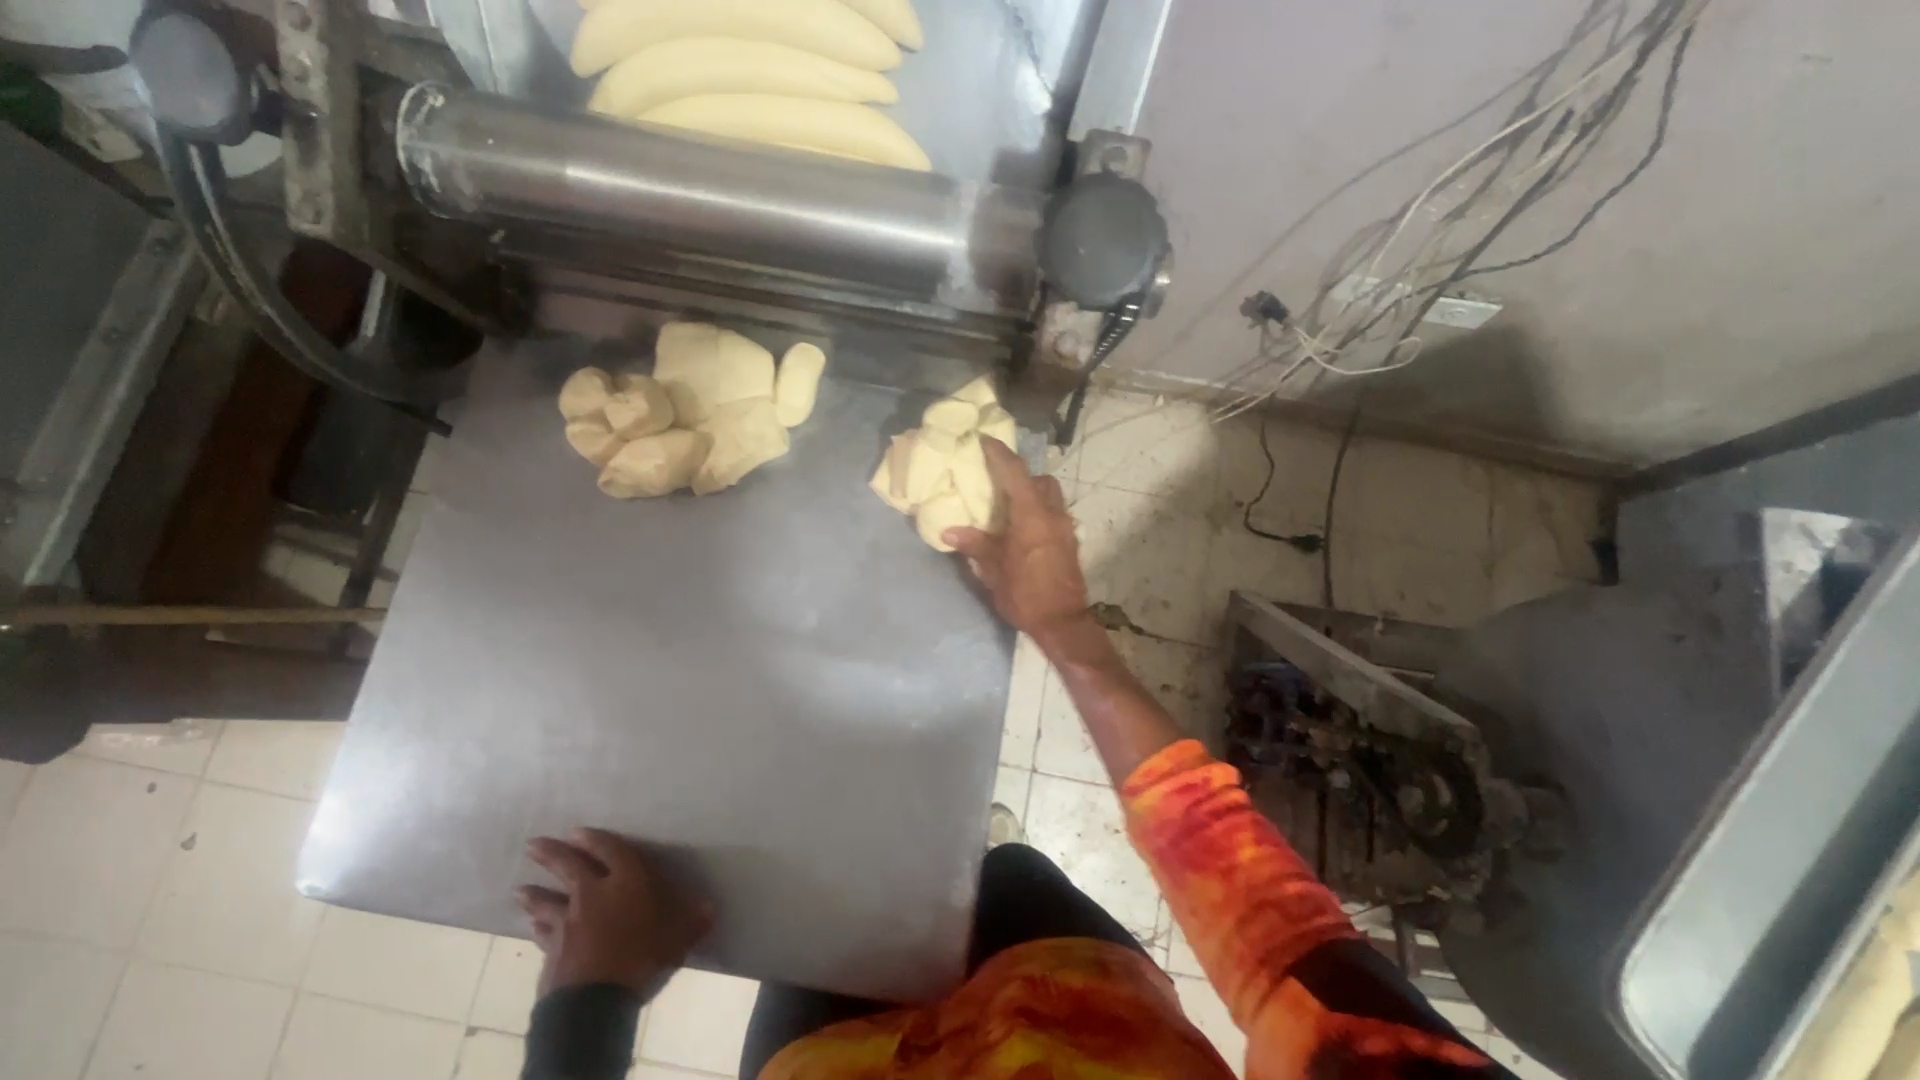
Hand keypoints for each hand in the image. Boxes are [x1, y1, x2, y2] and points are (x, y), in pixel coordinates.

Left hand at [518, 828, 711, 997]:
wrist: (596, 996)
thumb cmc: (643, 955)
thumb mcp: (680, 935)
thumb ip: (694, 919)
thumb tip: (710, 907)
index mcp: (627, 881)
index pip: (610, 850)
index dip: (596, 840)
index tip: (578, 831)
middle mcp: (593, 893)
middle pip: (569, 867)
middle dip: (551, 854)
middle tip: (532, 844)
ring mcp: (568, 921)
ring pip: (546, 901)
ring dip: (534, 894)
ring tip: (520, 889)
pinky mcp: (552, 949)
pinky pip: (543, 933)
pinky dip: (538, 927)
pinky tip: (531, 926)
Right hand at [943, 437, 1091, 644]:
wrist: (1062, 622)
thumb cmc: (1025, 594)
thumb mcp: (993, 571)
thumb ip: (974, 545)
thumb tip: (949, 531)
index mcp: (1031, 515)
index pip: (1015, 472)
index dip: (999, 453)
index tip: (984, 440)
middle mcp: (1052, 515)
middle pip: (1040, 481)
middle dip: (1020, 475)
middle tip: (997, 481)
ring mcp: (1065, 529)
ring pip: (1051, 497)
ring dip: (1032, 494)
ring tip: (1008, 507)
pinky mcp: (1069, 543)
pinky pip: (1053, 515)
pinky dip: (1038, 512)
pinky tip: (1020, 529)